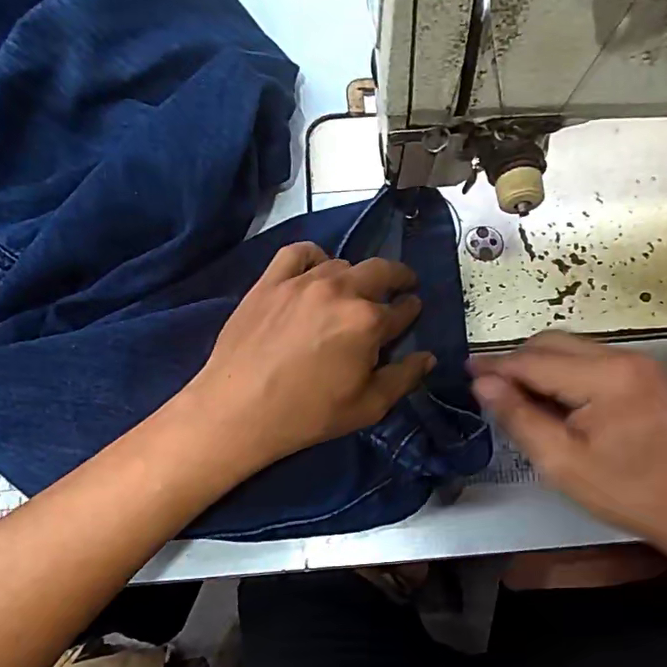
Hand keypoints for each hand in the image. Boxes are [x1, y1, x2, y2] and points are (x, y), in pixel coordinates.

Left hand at [175, 242, 434, 474]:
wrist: (238, 410)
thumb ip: (403, 378)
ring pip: (342, 264)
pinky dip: (314, 257)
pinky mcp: (270, 281)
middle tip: (400, 287)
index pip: (403, 308)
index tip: (411, 313)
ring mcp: (302, 281)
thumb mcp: (367, 407)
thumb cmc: (307, 414)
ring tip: (354, 290)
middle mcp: (340, 291)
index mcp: (368, 321)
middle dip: (398, 278)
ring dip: (356, 275)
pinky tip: (316, 269)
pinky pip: (298, 252)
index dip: (411, 310)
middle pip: (381, 271)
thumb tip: (427, 357)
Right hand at [469, 331, 666, 569]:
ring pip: (572, 349)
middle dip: (516, 362)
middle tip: (488, 390)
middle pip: (553, 343)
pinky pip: (593, 361)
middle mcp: (624, 357)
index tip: (464, 374)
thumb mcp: (562, 462)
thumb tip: (483, 383)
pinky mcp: (648, 377)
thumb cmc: (630, 493)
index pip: (533, 361)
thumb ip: (519, 417)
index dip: (495, 368)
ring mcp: (641, 364)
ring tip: (518, 399)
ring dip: (540, 366)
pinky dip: (565, 373)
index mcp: (604, 377)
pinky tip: (554, 401)